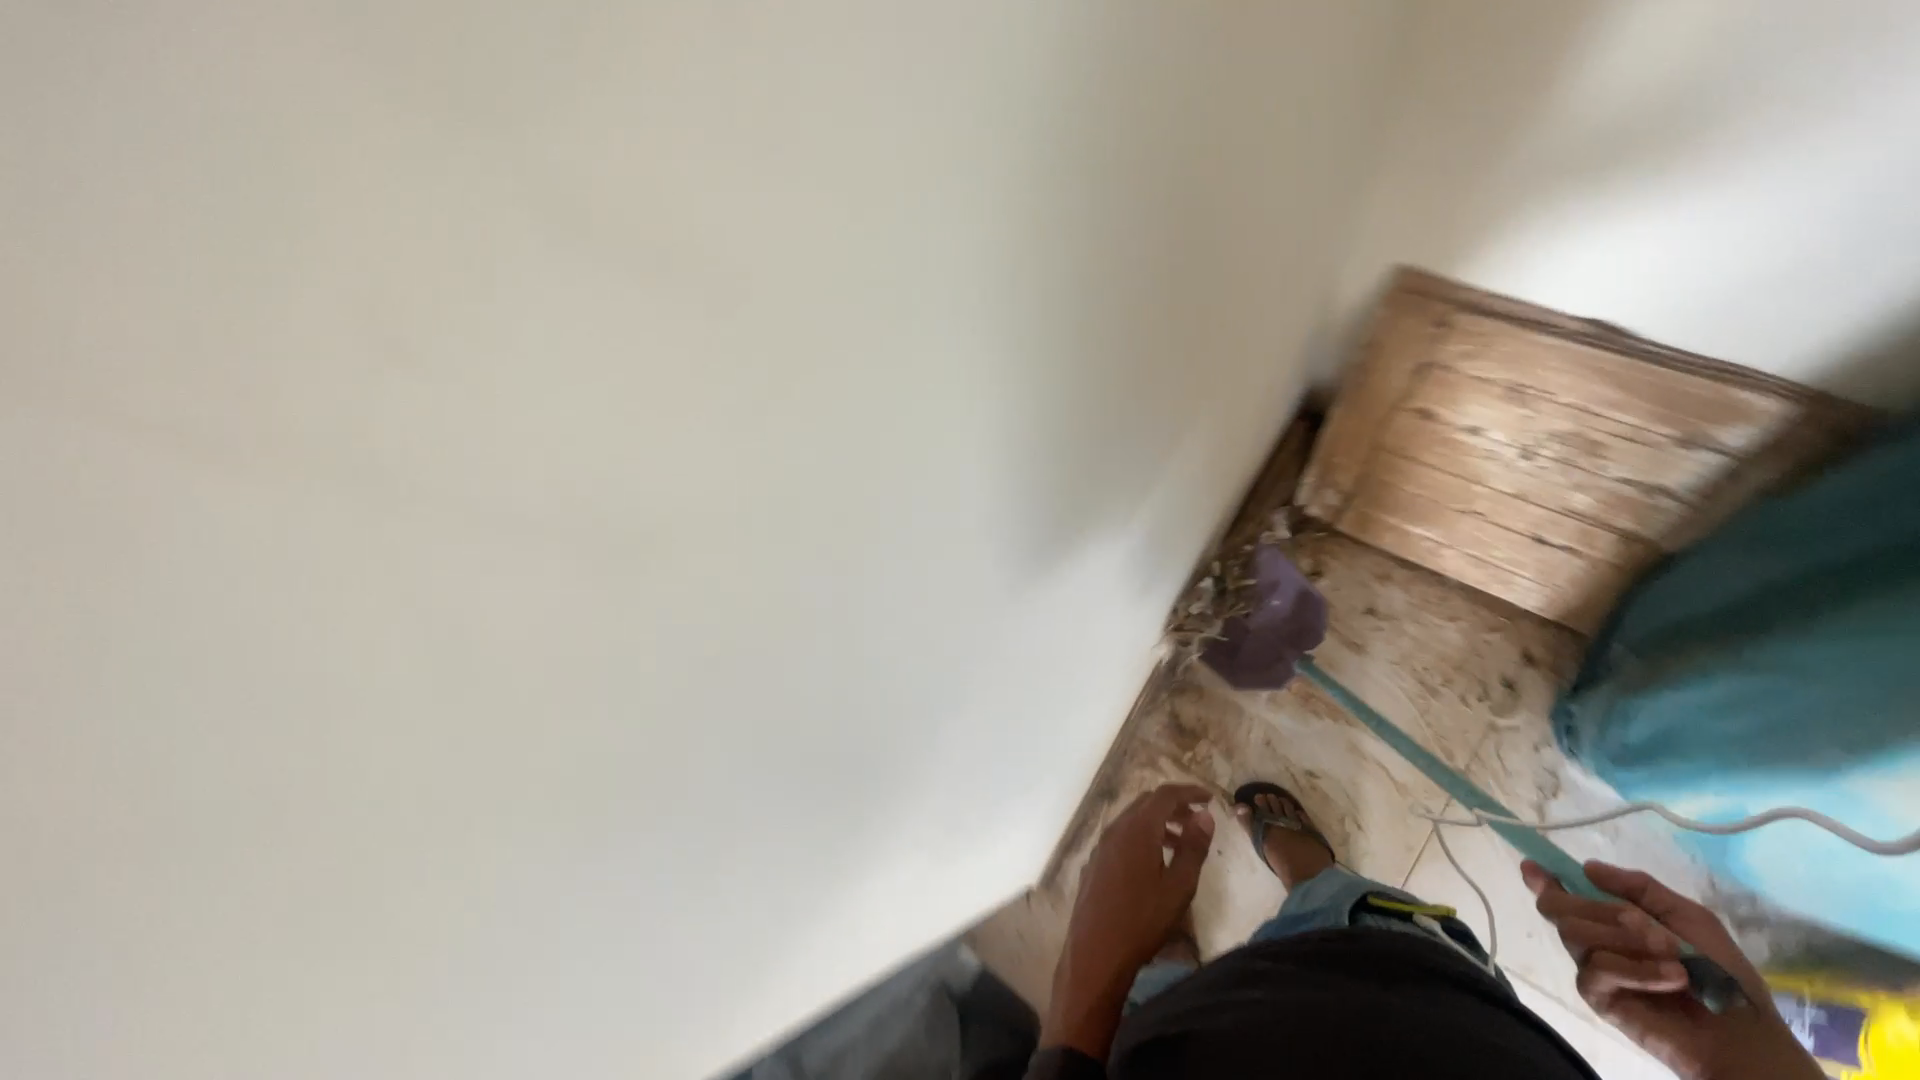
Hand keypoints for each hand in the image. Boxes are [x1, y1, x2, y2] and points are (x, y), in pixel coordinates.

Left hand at [1041, 783, 1214, 1059]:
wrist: (1096, 951)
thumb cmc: (1143, 919)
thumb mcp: (1179, 886)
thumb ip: (1193, 847)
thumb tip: (1204, 816)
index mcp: (1137, 829)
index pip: (1165, 795)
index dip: (1189, 791)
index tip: (1209, 797)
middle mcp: (1115, 829)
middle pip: (1146, 803)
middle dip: (1174, 806)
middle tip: (1198, 820)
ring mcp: (1101, 845)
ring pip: (1132, 820)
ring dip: (1158, 823)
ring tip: (1181, 843)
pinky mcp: (1094, 862)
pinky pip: (1121, 836)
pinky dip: (1141, 836)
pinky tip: (1154, 862)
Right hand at [1522, 859, 1819, 1079]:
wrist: (1741, 1032)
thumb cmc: (1720, 972)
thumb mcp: (1690, 917)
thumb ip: (1640, 888)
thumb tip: (1587, 867)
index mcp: (1609, 918)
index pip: (1561, 893)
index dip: (1542, 879)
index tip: (1532, 867)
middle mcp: (1591, 938)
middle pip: (1558, 907)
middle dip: (1601, 910)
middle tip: (1644, 925)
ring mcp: (1590, 967)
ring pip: (1574, 932)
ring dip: (1626, 940)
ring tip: (1672, 959)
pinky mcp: (1595, 994)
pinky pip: (1597, 967)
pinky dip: (1636, 969)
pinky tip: (1669, 978)